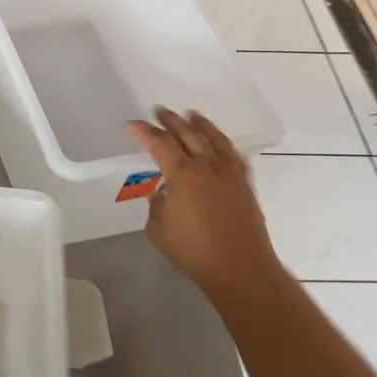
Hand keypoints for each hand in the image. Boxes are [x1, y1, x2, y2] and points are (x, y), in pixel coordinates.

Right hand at [127, 108, 284, 295]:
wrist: (238, 265)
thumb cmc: (192, 249)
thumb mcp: (158, 229)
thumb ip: (156, 206)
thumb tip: (162, 193)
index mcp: (182, 173)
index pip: (159, 144)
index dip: (143, 132)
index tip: (132, 124)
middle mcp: (207, 166)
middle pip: (188, 133)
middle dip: (171, 120)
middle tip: (160, 110)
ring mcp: (229, 173)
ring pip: (214, 139)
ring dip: (200, 124)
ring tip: (191, 115)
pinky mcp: (244, 184)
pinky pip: (233, 155)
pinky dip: (223, 144)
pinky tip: (221, 143)